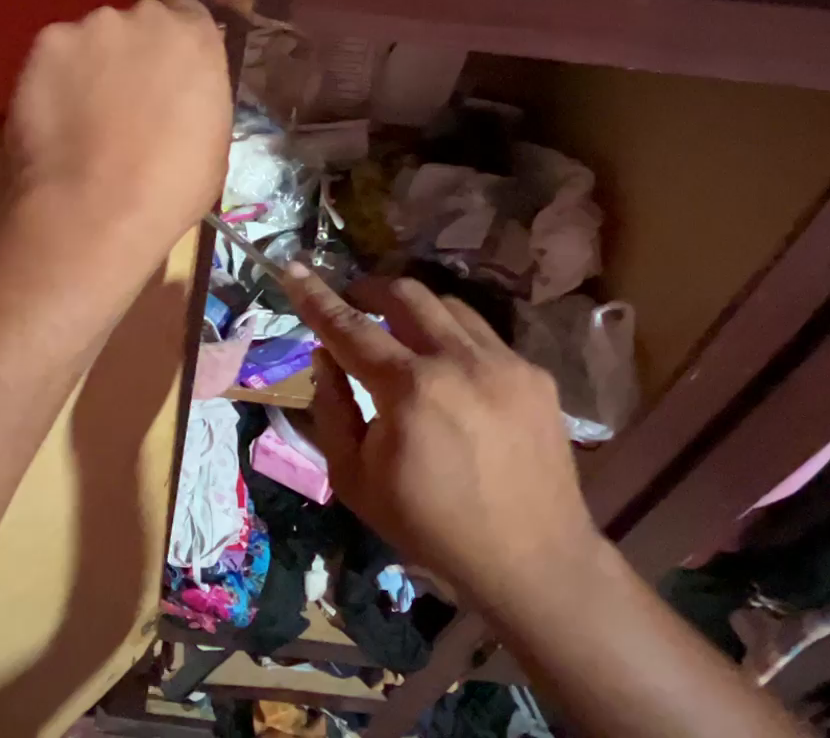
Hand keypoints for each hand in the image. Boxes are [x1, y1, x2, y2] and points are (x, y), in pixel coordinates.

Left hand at [0, 0, 231, 256]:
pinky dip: (51, 81)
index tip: (162, 75)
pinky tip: (52, 118)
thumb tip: (176, 97)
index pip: (184, 14)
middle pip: (134, 23)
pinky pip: (52, 58)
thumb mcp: (211, 139)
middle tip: (119, 100)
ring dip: (88, 66)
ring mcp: (89, 28)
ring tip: (79, 116)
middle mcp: (144, 17)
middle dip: (129, 53)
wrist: (97, 209)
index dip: (171, 46)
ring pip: (89, 40)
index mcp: (195, 38)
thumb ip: (194, 96)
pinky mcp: (44, 46)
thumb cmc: (171, 188)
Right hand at [287, 270, 602, 608]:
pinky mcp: (536, 375)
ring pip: (449, 306)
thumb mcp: (355, 478)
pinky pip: (484, 336)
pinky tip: (450, 373)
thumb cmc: (430, 526)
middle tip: (352, 305)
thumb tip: (326, 356)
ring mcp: (506, 364)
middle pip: (405, 294)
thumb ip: (332, 408)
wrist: (532, 562)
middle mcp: (460, 361)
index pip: (349, 327)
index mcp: (410, 389)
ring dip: (413, 310)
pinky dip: (453, 340)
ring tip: (400, 334)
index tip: (293, 268)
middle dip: (369, 290)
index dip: (315, 297)